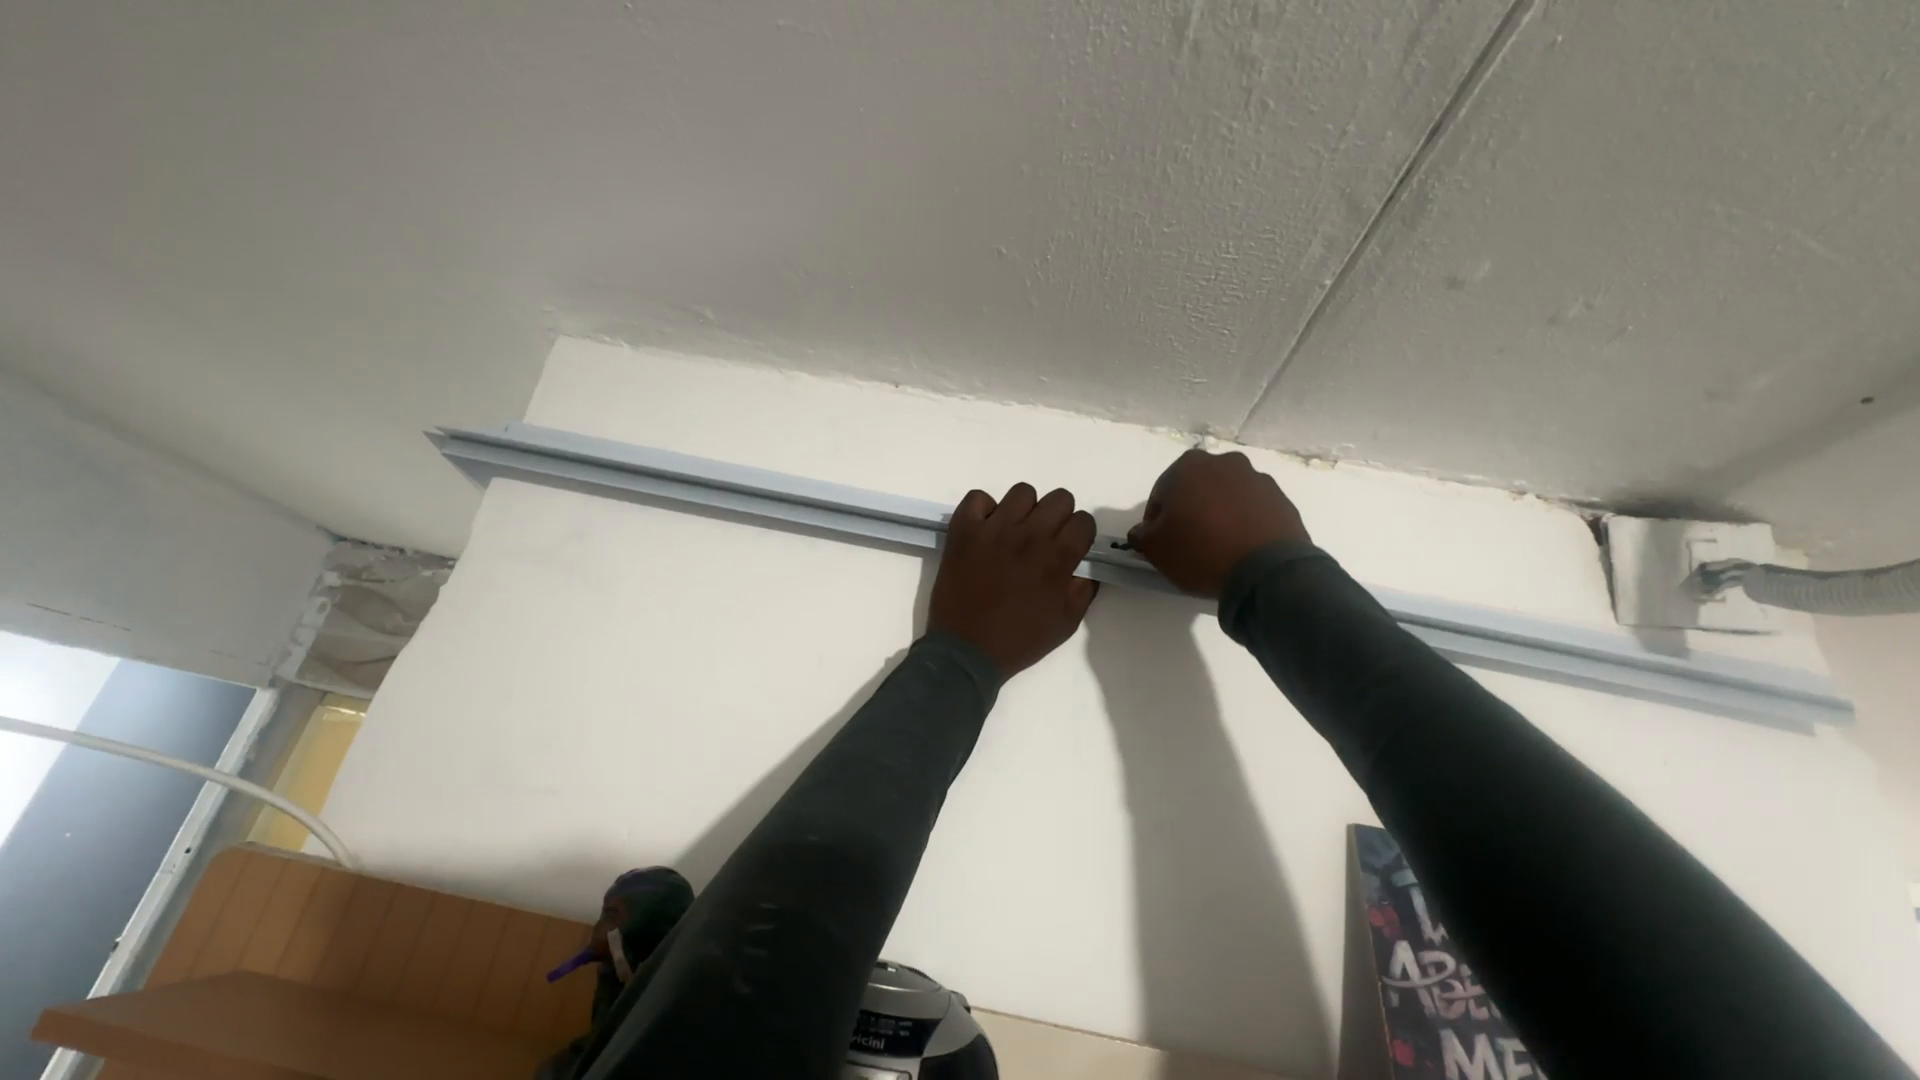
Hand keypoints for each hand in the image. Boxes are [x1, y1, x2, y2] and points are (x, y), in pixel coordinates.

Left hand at [928, 483, 1099, 676]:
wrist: (965, 651)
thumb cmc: (1017, 642)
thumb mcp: (1065, 625)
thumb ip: (1083, 591)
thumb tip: (1084, 568)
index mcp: (1056, 560)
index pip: (1083, 521)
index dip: (1080, 534)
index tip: (1070, 547)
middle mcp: (1028, 537)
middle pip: (1059, 498)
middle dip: (1058, 517)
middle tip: (1044, 539)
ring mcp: (993, 530)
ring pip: (1022, 492)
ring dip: (1024, 510)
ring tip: (1014, 532)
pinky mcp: (963, 531)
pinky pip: (977, 498)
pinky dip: (983, 509)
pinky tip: (986, 530)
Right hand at [1126, 449, 1310, 597]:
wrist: (1266, 570)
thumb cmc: (1201, 551)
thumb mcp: (1156, 549)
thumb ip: (1142, 535)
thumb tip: (1144, 531)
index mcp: (1188, 466)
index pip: (1161, 493)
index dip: (1157, 521)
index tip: (1161, 543)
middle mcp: (1224, 463)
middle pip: (1197, 489)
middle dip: (1190, 510)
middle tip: (1189, 543)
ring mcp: (1257, 479)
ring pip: (1227, 496)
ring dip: (1220, 514)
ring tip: (1219, 547)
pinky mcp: (1282, 499)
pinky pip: (1253, 510)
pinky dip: (1245, 523)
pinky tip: (1242, 548)